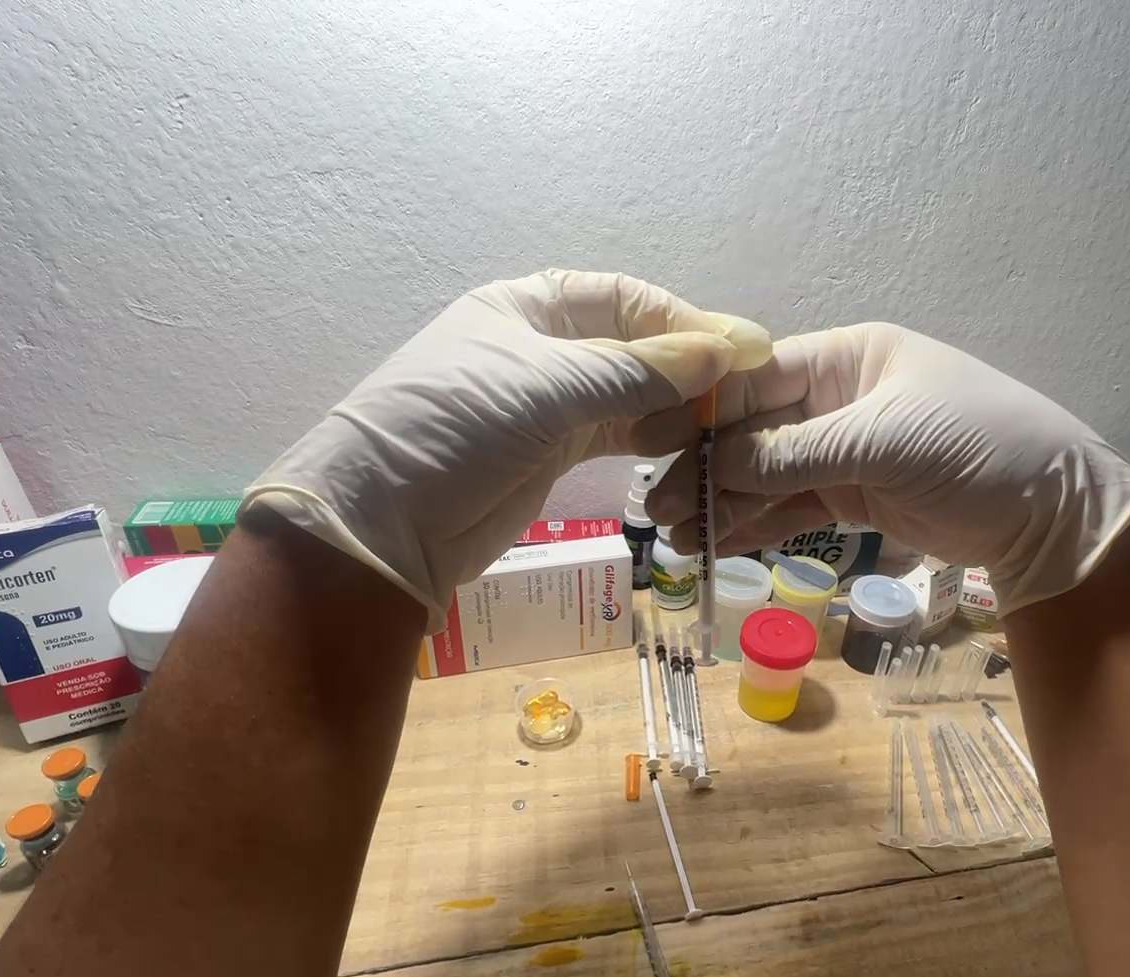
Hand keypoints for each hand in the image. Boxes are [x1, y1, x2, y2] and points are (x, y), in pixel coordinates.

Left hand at [246, 269, 769, 618]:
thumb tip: (727, 351)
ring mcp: (549, 404)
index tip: (739, 350)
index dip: (683, 322)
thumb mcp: (548, 386)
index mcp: (528, 305)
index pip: (625, 300)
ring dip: (675, 405)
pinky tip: (688, 444)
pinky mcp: (554, 453)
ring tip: (724, 422)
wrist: (386, 524)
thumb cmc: (456, 427)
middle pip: (632, 347)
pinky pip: (618, 434)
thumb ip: (640, 371)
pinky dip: (652, 436)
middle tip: (743, 391)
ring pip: (630, 395)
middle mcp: (542, 348)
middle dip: (686, 366)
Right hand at [642, 322, 1129, 612]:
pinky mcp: (853, 496)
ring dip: (723, 504)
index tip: (652, 441)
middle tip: (656, 505)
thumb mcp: (883, 440)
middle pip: (754, 430)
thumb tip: (712, 463)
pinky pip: (793, 507)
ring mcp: (843, 451)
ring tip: (676, 536)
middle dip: (705, 467)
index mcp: (846, 358)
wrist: (1049, 512)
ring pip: (767, 474)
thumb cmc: (977, 446)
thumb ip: (794, 452)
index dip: (703, 410)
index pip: (757, 378)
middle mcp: (837, 400)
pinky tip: (718, 542)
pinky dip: (758, 524)